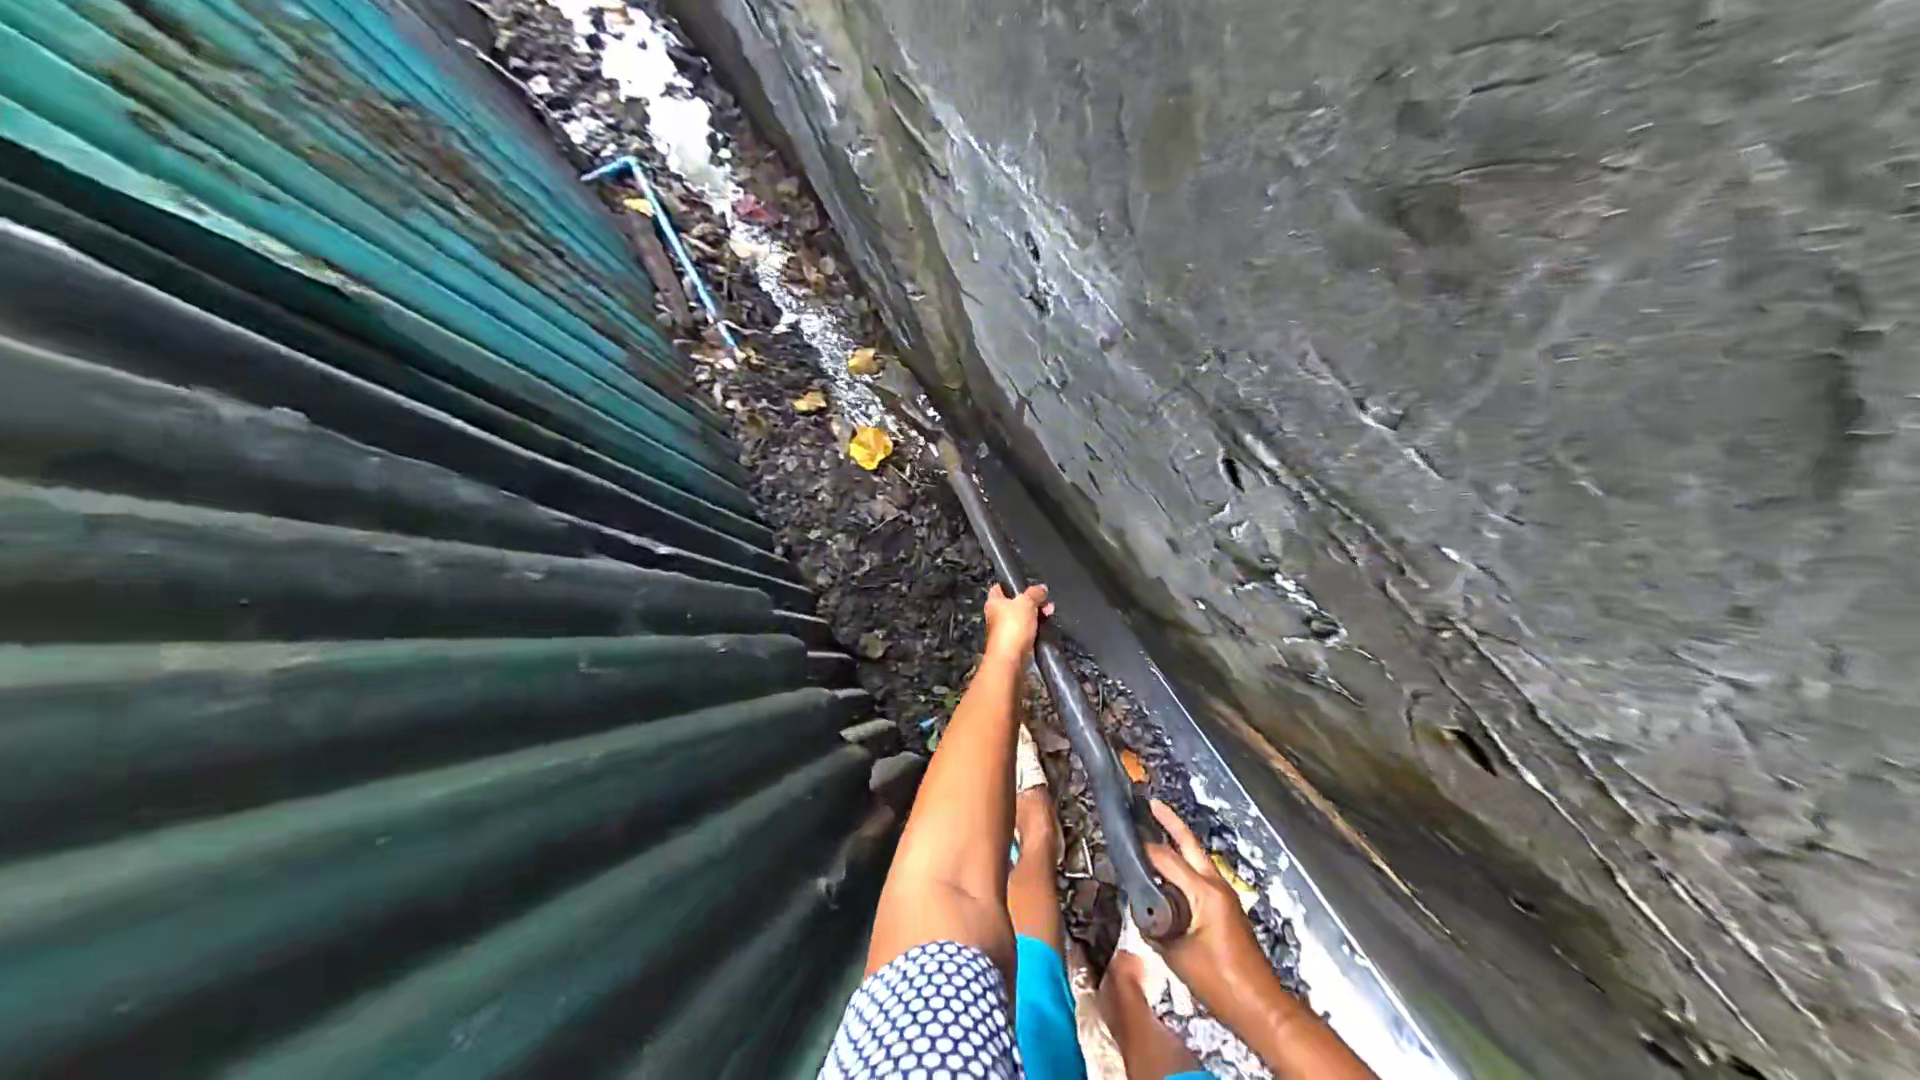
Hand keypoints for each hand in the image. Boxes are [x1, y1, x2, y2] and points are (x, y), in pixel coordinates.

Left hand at [982, 584, 1050, 660]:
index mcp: (994, 602)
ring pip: (1022, 617)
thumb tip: (1042, 588)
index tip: (1025, 583)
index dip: (1011, 584)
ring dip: (1036, 613)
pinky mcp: (1015, 643)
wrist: (1010, 659)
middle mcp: (997, 616)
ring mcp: (1005, 631)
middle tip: (1045, 599)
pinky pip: (1027, 631)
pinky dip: (1036, 627)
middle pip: (1014, 603)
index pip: (999, 587)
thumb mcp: (1026, 603)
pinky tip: (1047, 625)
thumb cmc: (1013, 627)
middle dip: (1030, 600)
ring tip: (1050, 611)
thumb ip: (1035, 593)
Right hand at [1143, 800, 1278, 1015]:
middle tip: (1150, 803)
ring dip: (1178, 839)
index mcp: (1204, 892)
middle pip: (1189, 844)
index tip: (1122, 836)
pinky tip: (1170, 868)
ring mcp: (1224, 894)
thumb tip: (1140, 907)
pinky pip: (1201, 873)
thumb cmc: (1219, 982)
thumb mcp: (1176, 953)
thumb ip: (1155, 925)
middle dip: (1170, 822)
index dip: (1143, 847)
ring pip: (1197, 856)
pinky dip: (1184, 862)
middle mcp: (1216, 885)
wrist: (1260, 1007)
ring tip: (1157, 826)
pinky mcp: (1225, 906)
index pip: (1166, 859)